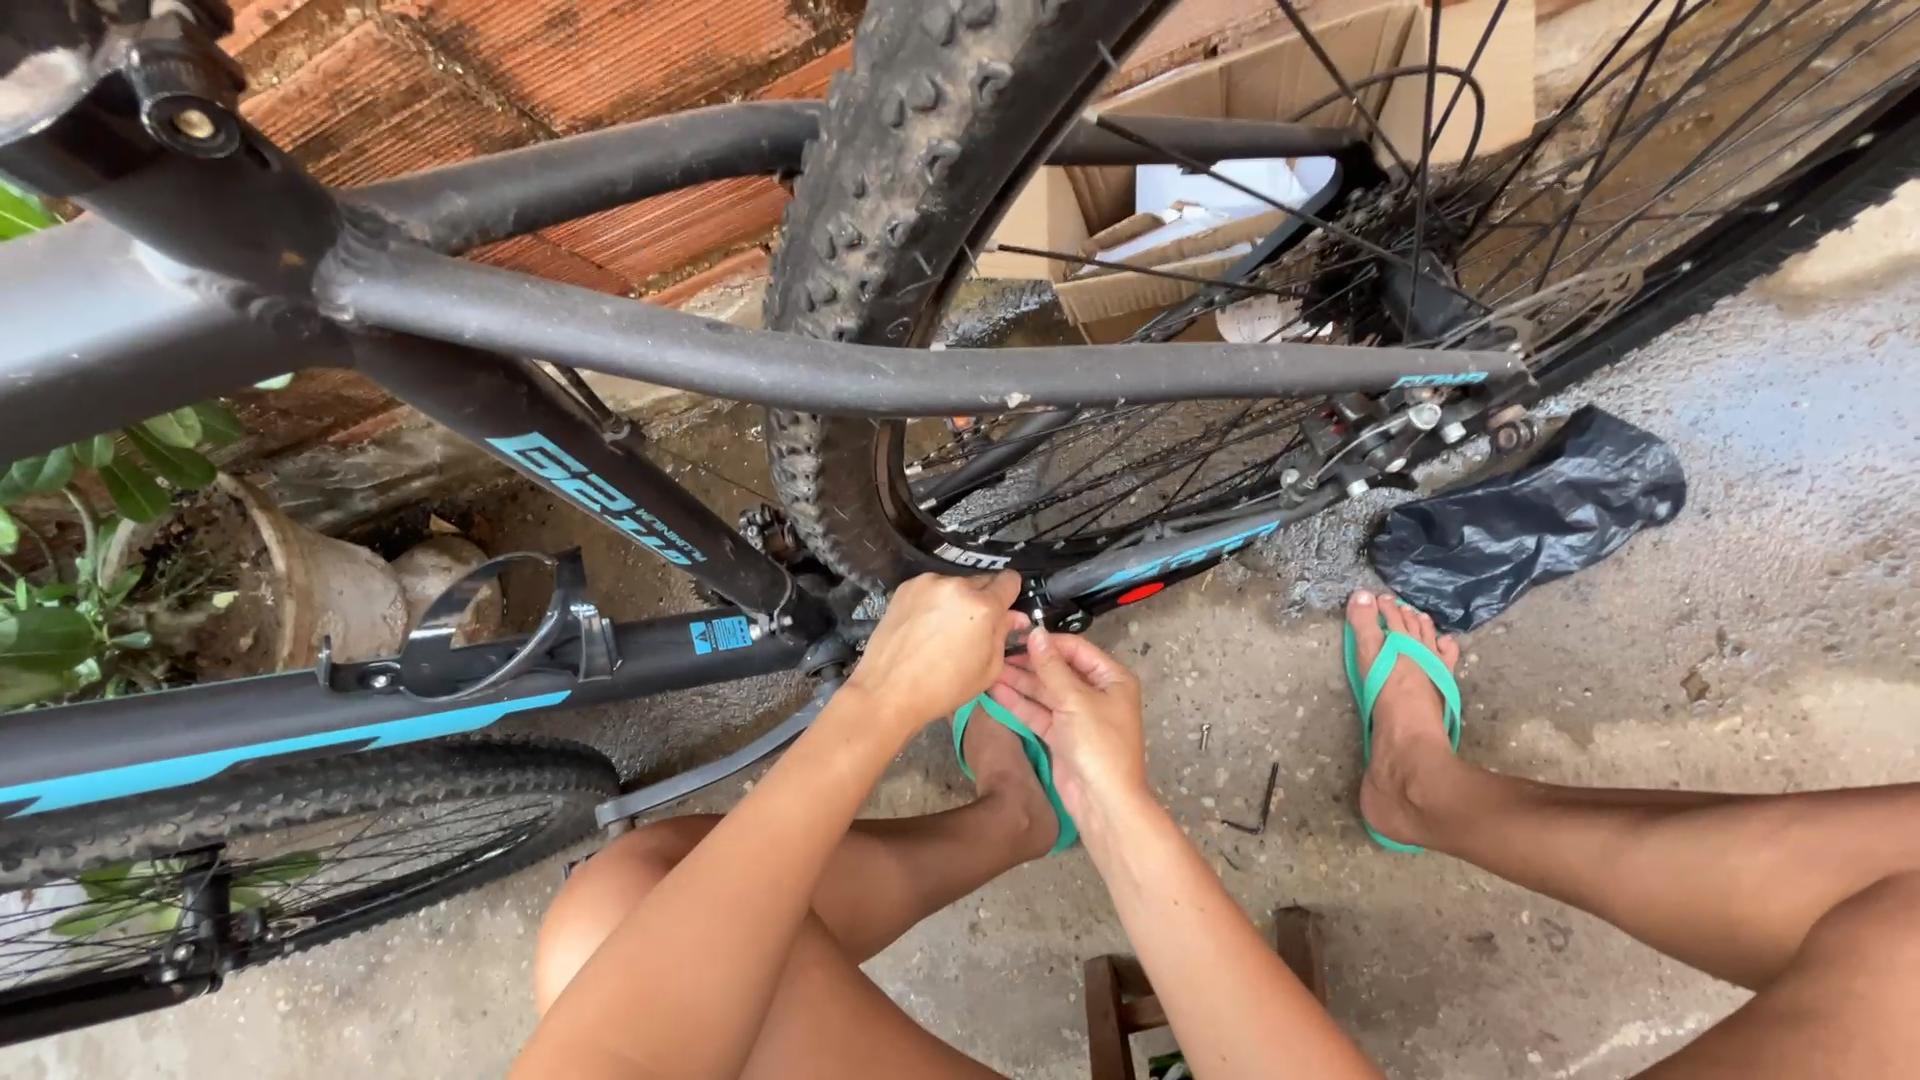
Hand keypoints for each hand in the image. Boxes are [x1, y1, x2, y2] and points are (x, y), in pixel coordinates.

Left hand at [845, 571, 1027, 729]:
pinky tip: (924, 626)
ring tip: (943, 629)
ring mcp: (928, 584)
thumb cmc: (943, 688)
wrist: (888, 691)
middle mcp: (956, 586)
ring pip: (955, 585)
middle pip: (982, 581)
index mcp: (981, 607)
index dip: (1010, 594)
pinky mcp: (906, 588)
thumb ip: (1004, 634)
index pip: (1009, 580)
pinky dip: (934, 601)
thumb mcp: (988, 669)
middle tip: (972, 627)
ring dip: (957, 600)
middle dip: (982, 600)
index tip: (1004, 606)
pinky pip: (931, 588)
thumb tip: (1015, 616)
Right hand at [987, 629, 1147, 820]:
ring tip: (991, 670)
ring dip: (1020, 682)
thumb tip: (1036, 633)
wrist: (1104, 802)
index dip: (1047, 643)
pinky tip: (996, 692)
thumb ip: (1052, 666)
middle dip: (1030, 663)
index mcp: (1112, 678)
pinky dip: (1020, 703)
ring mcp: (1078, 715)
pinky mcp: (1062, 735)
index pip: (1076, 649)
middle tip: (998, 653)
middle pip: (1059, 669)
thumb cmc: (1100, 745)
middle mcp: (1097, 693)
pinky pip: (1039, 712)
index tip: (1018, 637)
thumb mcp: (1076, 700)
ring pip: (1045, 691)